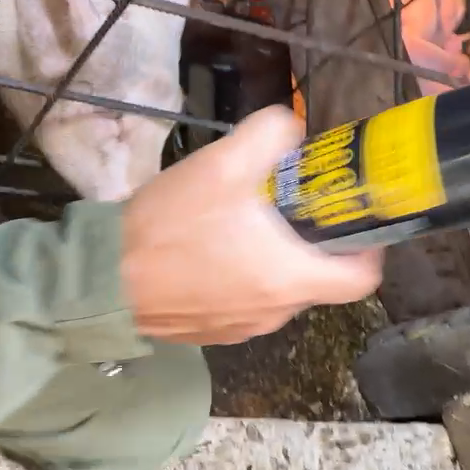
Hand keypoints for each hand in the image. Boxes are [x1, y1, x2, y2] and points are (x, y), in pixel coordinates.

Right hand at [120, 107, 384, 344]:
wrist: (100, 282)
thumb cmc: (167, 228)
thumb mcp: (222, 162)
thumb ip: (272, 133)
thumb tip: (290, 132)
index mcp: (288, 278)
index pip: (362, 278)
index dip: (368, 248)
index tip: (349, 221)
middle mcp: (272, 314)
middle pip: (313, 281)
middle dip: (306, 246)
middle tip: (277, 211)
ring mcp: (238, 330)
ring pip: (273, 295)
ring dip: (267, 266)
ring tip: (231, 233)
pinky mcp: (207, 337)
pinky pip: (238, 308)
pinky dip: (234, 285)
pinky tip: (200, 260)